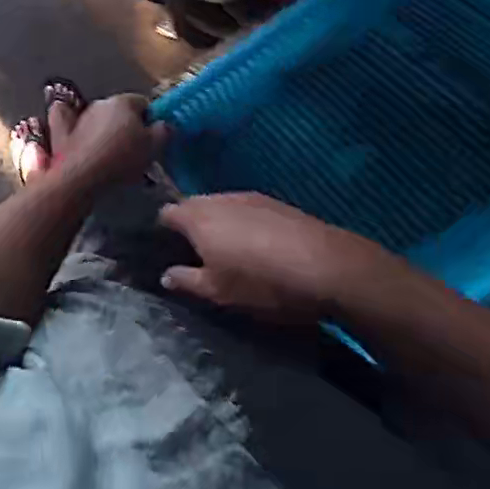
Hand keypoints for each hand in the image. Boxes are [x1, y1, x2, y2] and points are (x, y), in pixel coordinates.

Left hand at [54, 94, 168, 187]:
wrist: (81, 175)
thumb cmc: (122, 159)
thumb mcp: (153, 148)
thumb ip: (163, 132)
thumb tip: (164, 124)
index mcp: (124, 102)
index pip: (143, 103)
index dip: (150, 119)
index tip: (153, 138)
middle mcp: (100, 102)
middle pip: (120, 111)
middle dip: (127, 125)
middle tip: (134, 149)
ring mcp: (79, 114)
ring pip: (97, 118)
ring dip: (104, 129)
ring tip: (109, 153)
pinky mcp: (61, 129)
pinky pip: (67, 120)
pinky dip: (71, 123)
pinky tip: (76, 134)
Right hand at [158, 192, 402, 323]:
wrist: (328, 266)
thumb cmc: (262, 281)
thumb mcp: (218, 292)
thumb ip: (186, 280)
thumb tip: (165, 274)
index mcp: (196, 217)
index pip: (166, 213)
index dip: (161, 229)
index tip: (164, 247)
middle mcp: (217, 199)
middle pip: (192, 204)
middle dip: (188, 223)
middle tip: (193, 250)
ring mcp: (248, 197)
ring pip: (219, 205)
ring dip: (216, 221)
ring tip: (225, 248)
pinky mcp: (275, 202)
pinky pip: (244, 208)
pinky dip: (241, 222)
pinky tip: (255, 243)